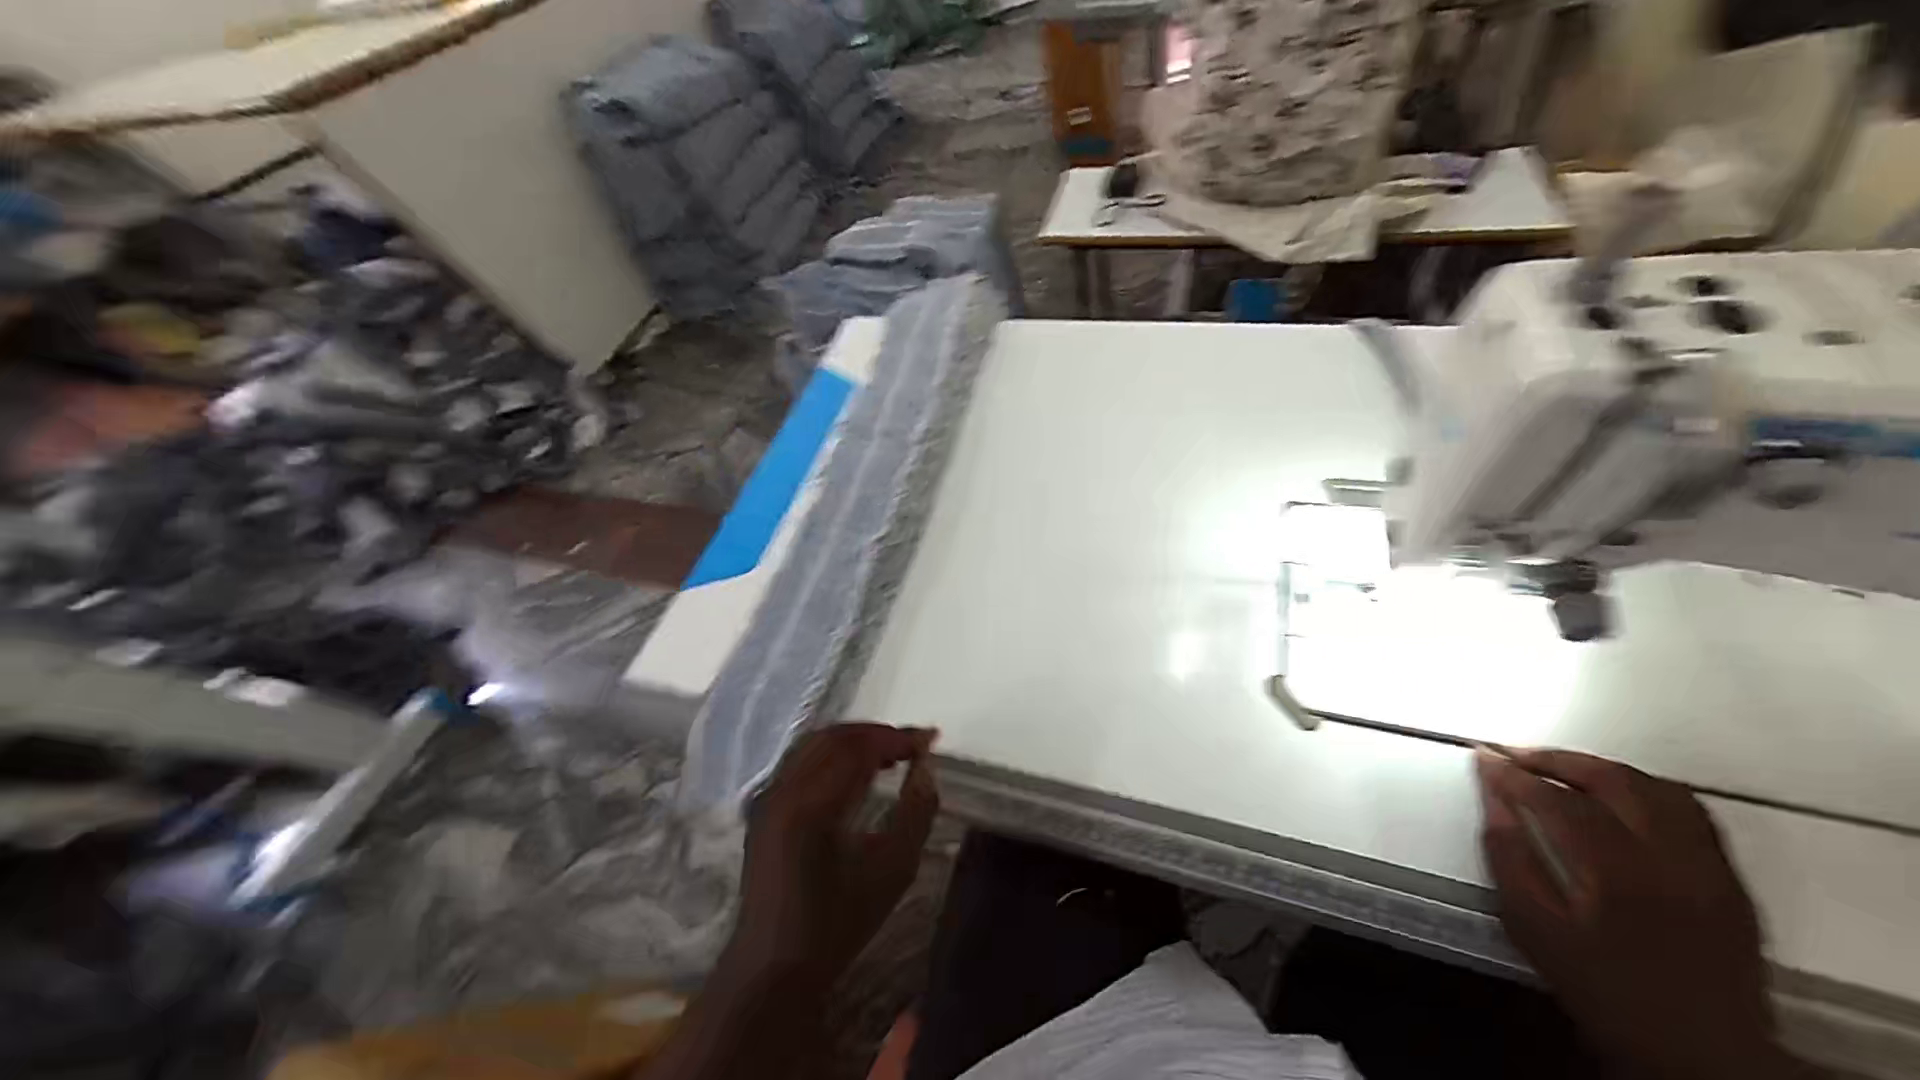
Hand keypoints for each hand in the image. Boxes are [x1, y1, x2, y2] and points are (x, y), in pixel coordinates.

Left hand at [730, 723, 939, 984]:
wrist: (773, 966)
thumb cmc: (837, 924)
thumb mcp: (892, 871)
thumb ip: (915, 812)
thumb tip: (926, 769)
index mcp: (813, 803)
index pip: (860, 747)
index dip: (898, 737)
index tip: (931, 739)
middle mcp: (785, 788)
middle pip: (835, 736)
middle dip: (877, 734)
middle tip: (913, 745)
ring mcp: (769, 796)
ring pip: (816, 744)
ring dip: (855, 741)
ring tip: (890, 754)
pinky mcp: (765, 808)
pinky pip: (803, 760)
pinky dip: (834, 754)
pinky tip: (856, 772)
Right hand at [1476, 748, 1806, 1079]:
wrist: (1699, 1050)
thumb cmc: (1602, 987)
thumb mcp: (1533, 926)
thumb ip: (1508, 856)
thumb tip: (1493, 799)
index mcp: (1617, 873)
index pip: (1557, 799)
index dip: (1514, 773)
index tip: (1484, 756)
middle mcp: (1671, 859)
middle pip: (1613, 781)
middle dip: (1556, 758)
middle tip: (1517, 755)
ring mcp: (1709, 867)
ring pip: (1656, 787)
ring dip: (1601, 768)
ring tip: (1561, 766)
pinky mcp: (1730, 877)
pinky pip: (1691, 810)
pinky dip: (1646, 788)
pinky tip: (1618, 792)